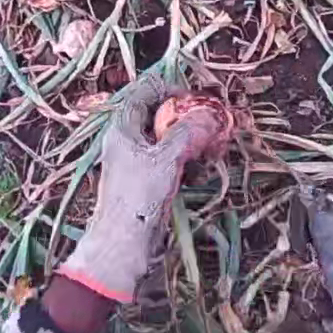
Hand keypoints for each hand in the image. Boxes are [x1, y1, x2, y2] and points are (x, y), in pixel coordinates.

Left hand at [58, 75, 223, 302]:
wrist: (124, 242)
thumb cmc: (138, 197)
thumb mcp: (166, 159)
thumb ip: (188, 132)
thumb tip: (208, 115)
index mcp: (122, 127)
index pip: (146, 91)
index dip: (172, 90)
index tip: (195, 100)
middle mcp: (127, 140)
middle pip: (160, 115)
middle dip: (187, 119)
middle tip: (209, 126)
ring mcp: (136, 160)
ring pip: (167, 139)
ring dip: (190, 142)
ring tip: (208, 151)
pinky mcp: (146, 180)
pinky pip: (169, 161)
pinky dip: (186, 162)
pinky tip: (198, 172)